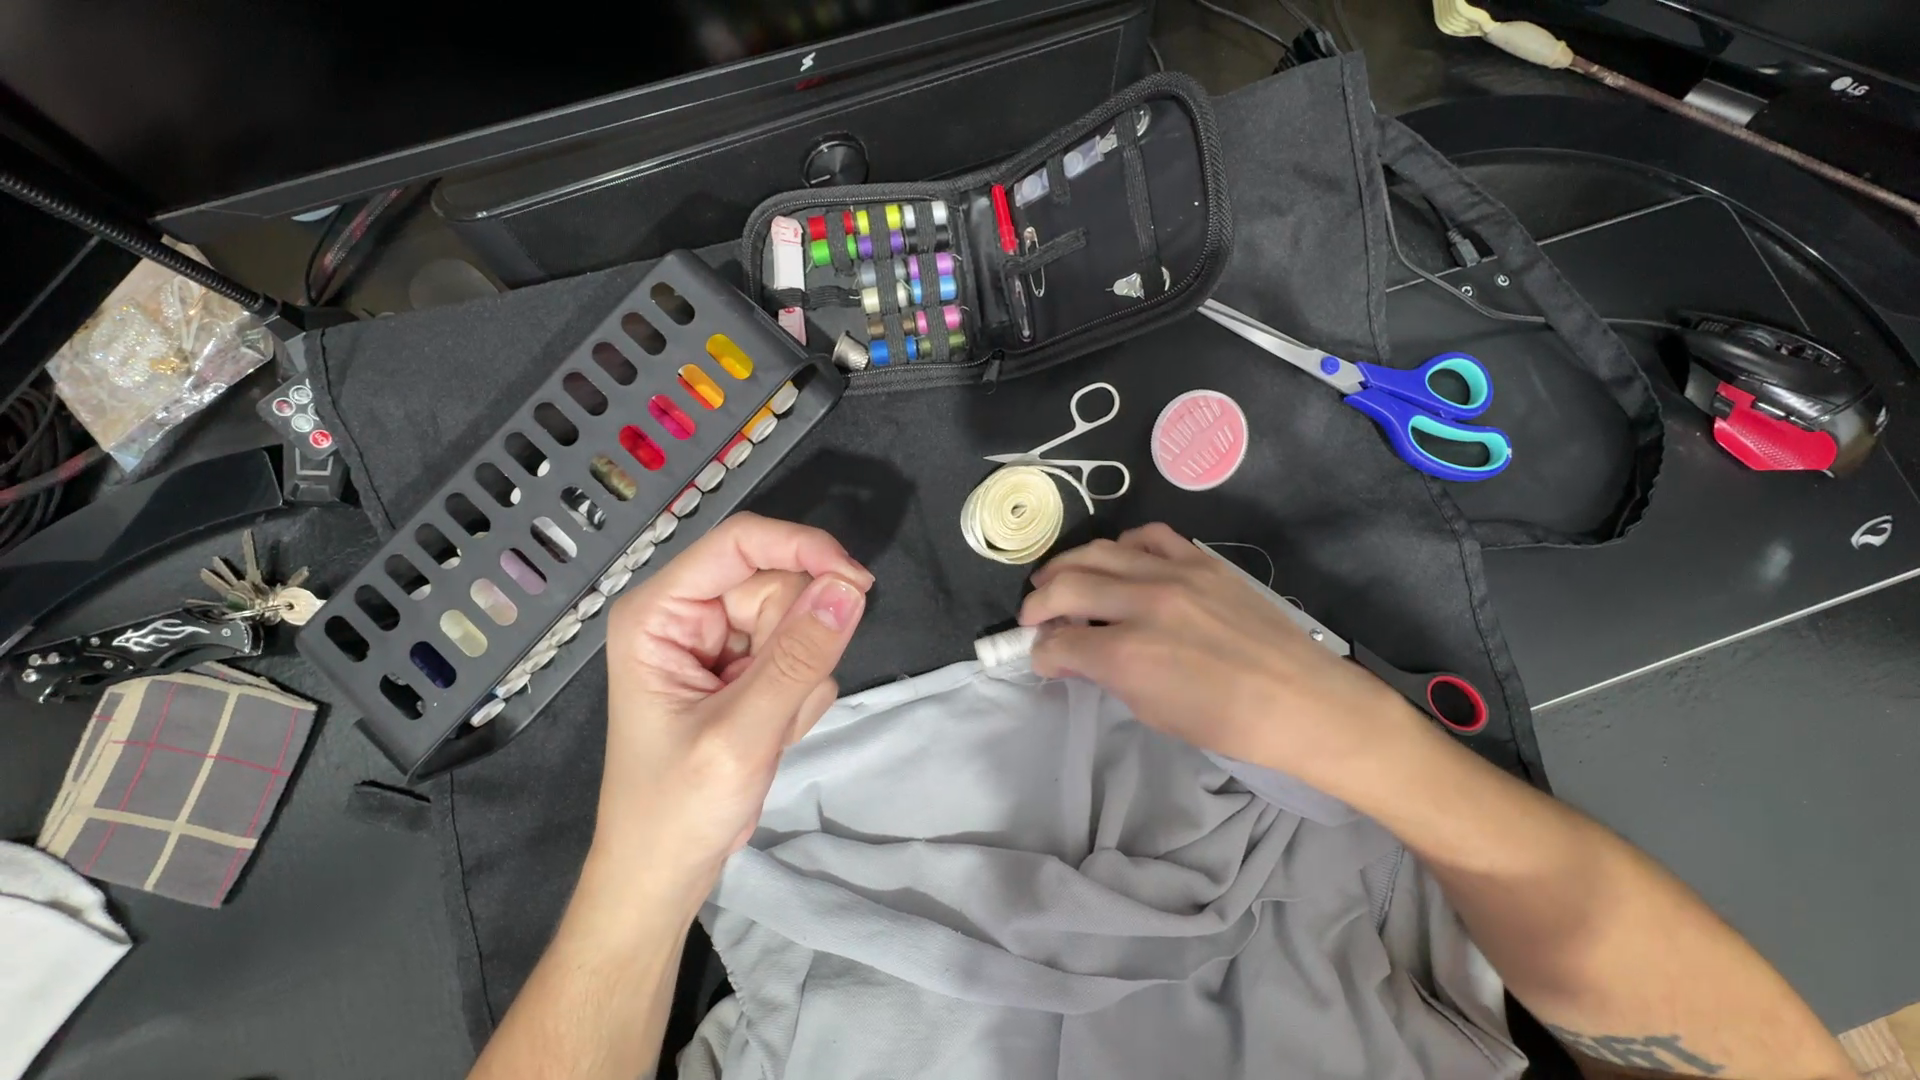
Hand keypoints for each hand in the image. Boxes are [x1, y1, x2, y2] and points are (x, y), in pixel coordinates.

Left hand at [590, 513, 870, 912]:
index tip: (857, 584)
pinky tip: (769, 734)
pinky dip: (800, 696)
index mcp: (660, 612)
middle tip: (772, 707)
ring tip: (764, 731)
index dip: (802, 549)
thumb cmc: (678, 808)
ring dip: (797, 679)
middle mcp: (688, 614)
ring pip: (798, 619)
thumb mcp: (741, 734)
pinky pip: (803, 653)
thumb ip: (797, 658)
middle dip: (793, 642)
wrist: (666, 873)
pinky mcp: (746, 669)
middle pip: (776, 582)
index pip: (740, 542)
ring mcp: (720, 642)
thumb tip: (850, 589)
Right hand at [1019, 523, 1425, 793]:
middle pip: (1066, 585)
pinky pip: (1149, 536)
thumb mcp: (1154, 711)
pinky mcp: (1202, 561)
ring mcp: (1175, 575)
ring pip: (1099, 551)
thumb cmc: (1227, 723)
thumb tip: (1072, 654)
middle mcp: (1144, 604)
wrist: (1303, 702)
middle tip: (1034, 617)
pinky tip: (1118, 562)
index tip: (1040, 656)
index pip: (1060, 641)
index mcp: (1129, 654)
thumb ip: (1106, 675)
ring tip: (1058, 581)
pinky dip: (1122, 546)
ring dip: (1068, 566)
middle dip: (1038, 603)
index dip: (1041, 651)